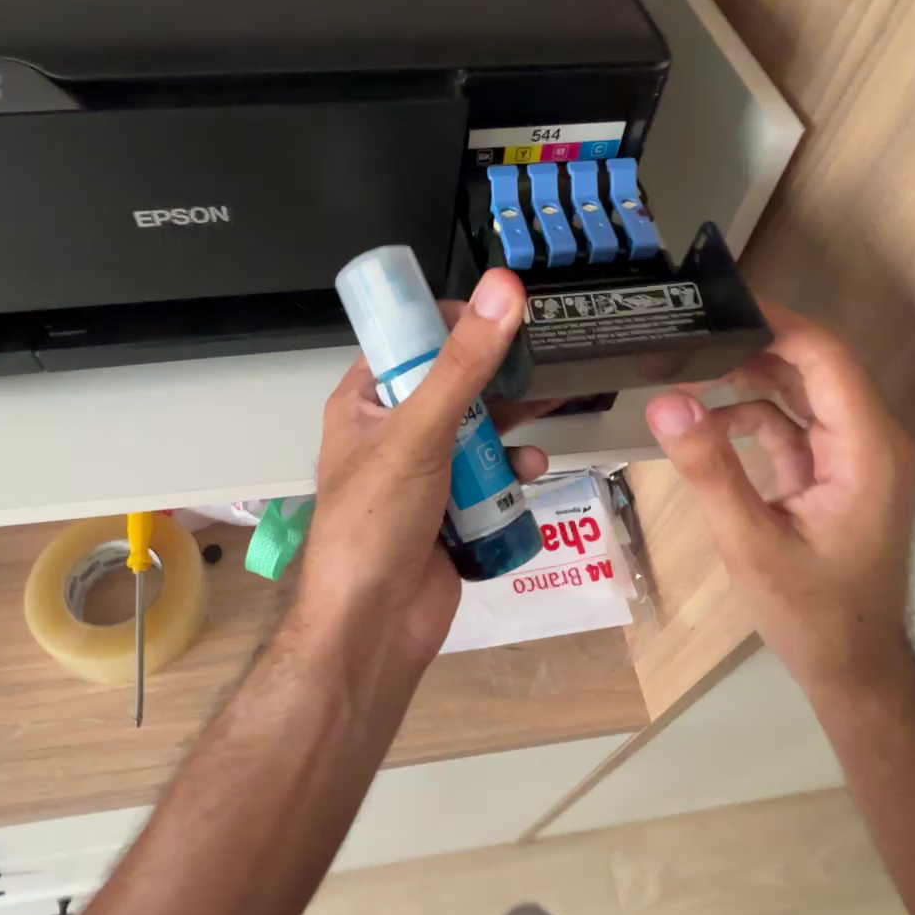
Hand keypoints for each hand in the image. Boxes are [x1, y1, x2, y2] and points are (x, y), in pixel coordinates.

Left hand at [301, 269, 556, 665]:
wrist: (375, 624)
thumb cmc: (376, 520)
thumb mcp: (419, 433)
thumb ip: (462, 365)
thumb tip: (500, 290)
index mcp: (366, 402)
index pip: (410, 341)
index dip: (453, 321)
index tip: (503, 310)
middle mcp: (394, 431)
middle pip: (454, 385)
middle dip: (497, 377)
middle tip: (542, 357)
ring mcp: (424, 471)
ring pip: (478, 430)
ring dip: (511, 424)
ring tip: (549, 411)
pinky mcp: (452, 507)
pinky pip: (489, 474)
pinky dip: (512, 469)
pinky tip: (531, 468)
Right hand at [643, 303, 914, 692]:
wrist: (852, 666)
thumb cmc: (810, 610)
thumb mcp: (750, 541)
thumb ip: (709, 468)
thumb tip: (665, 402)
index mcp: (865, 448)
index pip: (825, 357)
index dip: (776, 321)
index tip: (719, 305)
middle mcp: (869, 440)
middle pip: (812, 367)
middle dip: (751, 347)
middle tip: (688, 337)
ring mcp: (854, 457)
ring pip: (800, 394)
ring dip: (745, 383)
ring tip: (686, 377)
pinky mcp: (834, 473)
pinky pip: (792, 426)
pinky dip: (750, 421)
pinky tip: (708, 431)